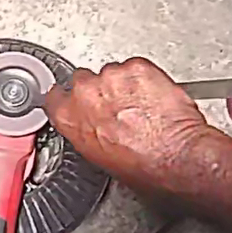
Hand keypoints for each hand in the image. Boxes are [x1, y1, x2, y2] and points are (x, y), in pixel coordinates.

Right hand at [42, 58, 218, 190]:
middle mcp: (85, 92)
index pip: (55, 97)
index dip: (68, 99)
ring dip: (125, 85)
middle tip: (119, 108)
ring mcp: (112, 76)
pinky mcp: (137, 67)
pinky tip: (154, 98)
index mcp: (69, 117)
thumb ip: (87, 132)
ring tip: (142, 106)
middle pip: (84, 80)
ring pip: (113, 72)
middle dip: (100, 91)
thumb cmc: (142, 165)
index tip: (77, 101)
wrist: (176, 156)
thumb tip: (95, 128)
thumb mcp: (99, 157)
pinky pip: (138, 67)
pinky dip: (146, 79)